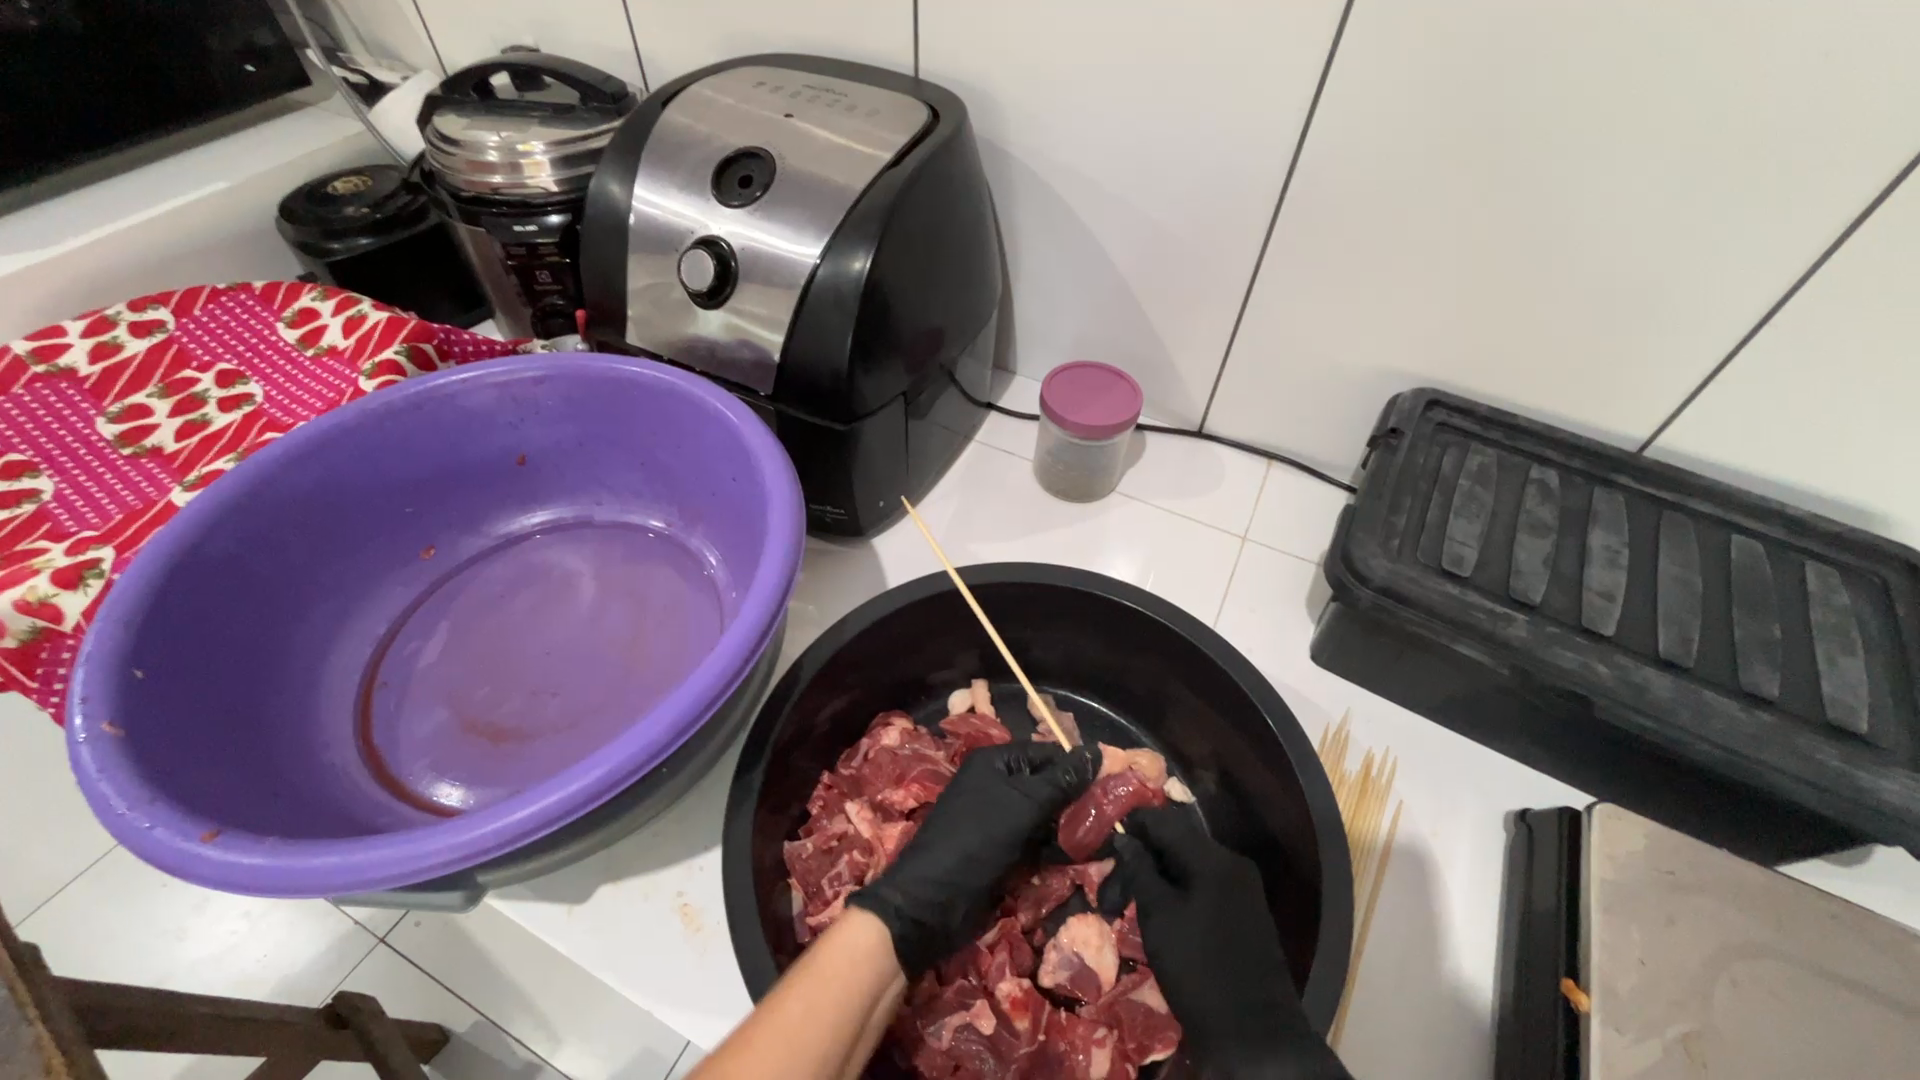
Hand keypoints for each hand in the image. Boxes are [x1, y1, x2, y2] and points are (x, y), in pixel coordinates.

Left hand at [849, 742, 1096, 974]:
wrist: (932, 903)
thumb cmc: (976, 842)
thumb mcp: (1023, 805)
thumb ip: (1061, 781)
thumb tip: (1096, 752)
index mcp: (996, 762)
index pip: (1048, 754)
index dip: (1079, 768)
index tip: (1115, 785)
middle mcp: (998, 785)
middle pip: (1049, 786)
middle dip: (1078, 802)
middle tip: (1113, 818)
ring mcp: (1000, 821)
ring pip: (1047, 818)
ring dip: (1071, 830)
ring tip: (1102, 841)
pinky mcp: (1004, 852)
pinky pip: (1038, 844)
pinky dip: (1056, 851)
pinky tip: (1080, 859)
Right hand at [1113, 805, 1351, 1079]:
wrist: (1253, 1032)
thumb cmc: (1197, 969)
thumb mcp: (1158, 916)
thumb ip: (1140, 870)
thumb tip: (1125, 838)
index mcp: (1214, 858)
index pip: (1165, 820)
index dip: (1133, 824)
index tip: (1105, 839)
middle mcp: (1233, 864)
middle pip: (1180, 840)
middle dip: (1145, 852)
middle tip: (1113, 876)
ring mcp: (1244, 888)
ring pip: (1192, 863)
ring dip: (1160, 872)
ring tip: (1130, 896)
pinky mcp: (1246, 912)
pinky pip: (1206, 884)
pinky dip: (1180, 888)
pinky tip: (1159, 910)